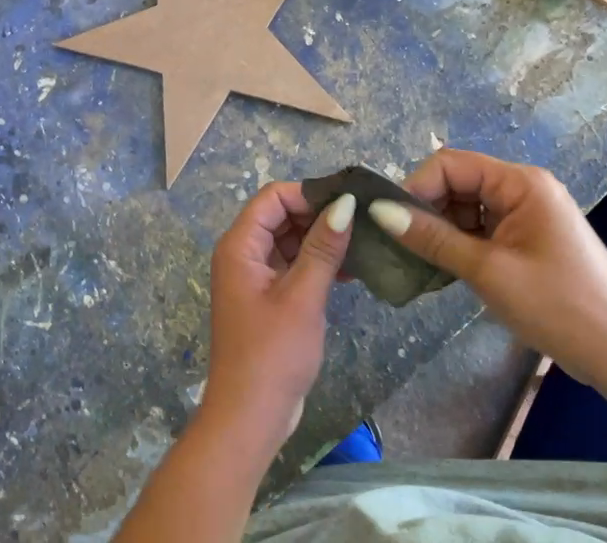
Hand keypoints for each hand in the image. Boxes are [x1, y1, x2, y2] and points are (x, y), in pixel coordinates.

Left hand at [201, 181, 353, 451]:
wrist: (250, 414)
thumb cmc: (273, 352)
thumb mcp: (302, 297)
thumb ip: (322, 248)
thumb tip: (344, 203)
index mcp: (240, 246)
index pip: (272, 198)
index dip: (308, 194)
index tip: (349, 202)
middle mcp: (242, 254)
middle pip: (280, 217)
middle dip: (319, 215)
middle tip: (366, 220)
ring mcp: (254, 278)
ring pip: (289, 242)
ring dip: (322, 241)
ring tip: (366, 242)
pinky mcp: (268, 299)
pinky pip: (292, 267)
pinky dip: (318, 264)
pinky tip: (354, 270)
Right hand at [368, 149, 606, 390]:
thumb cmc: (558, 307)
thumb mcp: (487, 271)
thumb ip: (431, 237)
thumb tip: (379, 211)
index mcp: (521, 183)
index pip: (450, 164)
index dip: (416, 187)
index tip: (392, 223)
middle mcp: (525, 189)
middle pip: (457, 183)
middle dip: (427, 210)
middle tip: (404, 246)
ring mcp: (528, 216)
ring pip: (465, 208)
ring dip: (440, 231)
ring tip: (423, 263)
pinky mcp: (528, 241)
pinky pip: (481, 229)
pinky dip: (458, 245)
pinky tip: (446, 271)